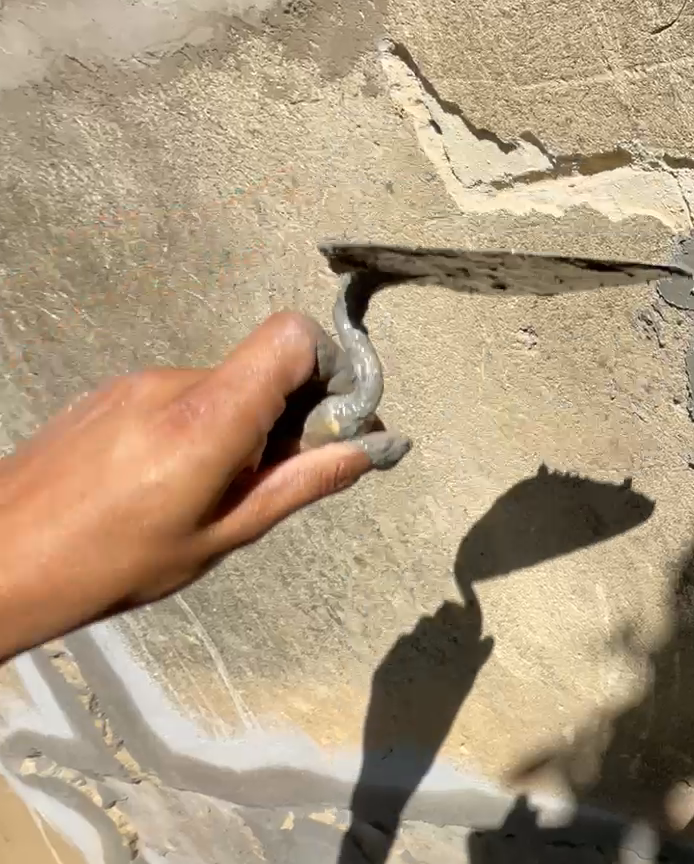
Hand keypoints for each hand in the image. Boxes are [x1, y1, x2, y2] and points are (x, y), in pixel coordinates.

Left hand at [0, 313, 408, 661]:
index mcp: (208, 418)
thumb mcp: (227, 534)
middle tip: (279, 470)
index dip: (330, 365)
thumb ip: (309, 480)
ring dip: (250, 423)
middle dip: (297, 410)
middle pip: (270, 367)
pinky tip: (175, 476)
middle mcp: (173, 385)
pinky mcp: (109, 396)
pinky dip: (208, 425)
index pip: (293, 338)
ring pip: (232, 385)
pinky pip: (189, 395)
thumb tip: (380, 447)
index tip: (333, 417)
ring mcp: (135, 386)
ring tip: (217, 484)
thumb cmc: (103, 565)